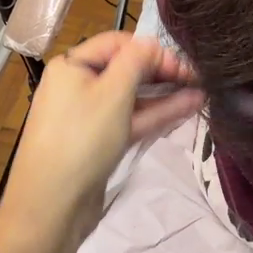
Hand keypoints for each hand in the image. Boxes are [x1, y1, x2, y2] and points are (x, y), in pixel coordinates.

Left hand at [0, 33, 204, 245]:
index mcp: (72, 65)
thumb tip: (153, 44)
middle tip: (197, 78)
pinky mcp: (98, 142)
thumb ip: (138, 61)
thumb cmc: (81, 138)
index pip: (118, 43)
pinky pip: (130, 119)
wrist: (50, 209)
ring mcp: (88, 116)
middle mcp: (77, 85)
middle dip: (162, 72)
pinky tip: (187, 108)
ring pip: (132, 97)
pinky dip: (155, 114)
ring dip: (165, 94)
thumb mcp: (113, 92)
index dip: (151, 49)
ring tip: (201, 93)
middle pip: (126, 69)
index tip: (181, 64)